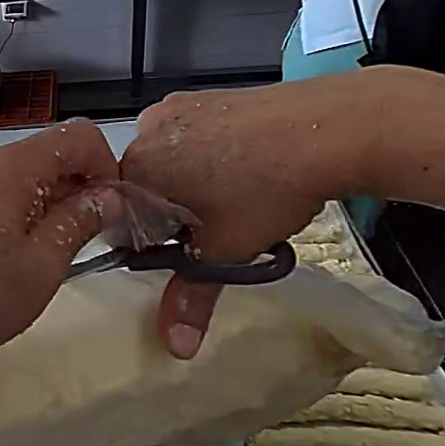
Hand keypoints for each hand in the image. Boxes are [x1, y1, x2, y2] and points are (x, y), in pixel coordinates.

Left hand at [0, 120, 120, 379]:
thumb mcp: (44, 262)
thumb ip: (80, 219)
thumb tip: (110, 195)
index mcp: (10, 166)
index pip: (77, 136)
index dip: (106, 166)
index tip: (113, 208)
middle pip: (51, 150)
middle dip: (82, 184)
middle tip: (94, 233)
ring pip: (28, 170)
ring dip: (55, 197)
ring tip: (58, 246)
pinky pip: (3, 185)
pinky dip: (27, 203)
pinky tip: (25, 245)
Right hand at [120, 72, 386, 357]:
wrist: (325, 128)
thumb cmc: (264, 192)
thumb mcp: (226, 250)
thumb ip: (191, 297)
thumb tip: (174, 349)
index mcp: (134, 170)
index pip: (119, 216)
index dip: (150, 239)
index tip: (185, 245)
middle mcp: (141, 133)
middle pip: (139, 184)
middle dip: (166, 207)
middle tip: (212, 222)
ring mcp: (170, 108)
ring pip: (163, 157)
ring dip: (183, 177)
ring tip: (231, 190)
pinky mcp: (198, 95)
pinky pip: (184, 132)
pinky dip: (201, 148)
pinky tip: (240, 158)